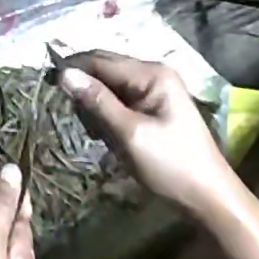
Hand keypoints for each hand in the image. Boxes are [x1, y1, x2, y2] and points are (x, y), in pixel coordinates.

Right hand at [57, 50, 236, 216]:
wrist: (210, 199)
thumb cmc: (171, 165)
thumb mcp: (130, 133)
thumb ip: (97, 101)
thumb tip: (64, 74)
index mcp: (151, 73)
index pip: (100, 59)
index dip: (73, 68)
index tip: (48, 85)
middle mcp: (152, 73)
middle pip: (104, 68)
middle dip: (85, 89)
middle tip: (75, 117)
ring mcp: (154, 89)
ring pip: (108, 85)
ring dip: (95, 105)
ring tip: (96, 133)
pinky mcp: (152, 106)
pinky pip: (119, 100)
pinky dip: (107, 114)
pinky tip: (108, 135)